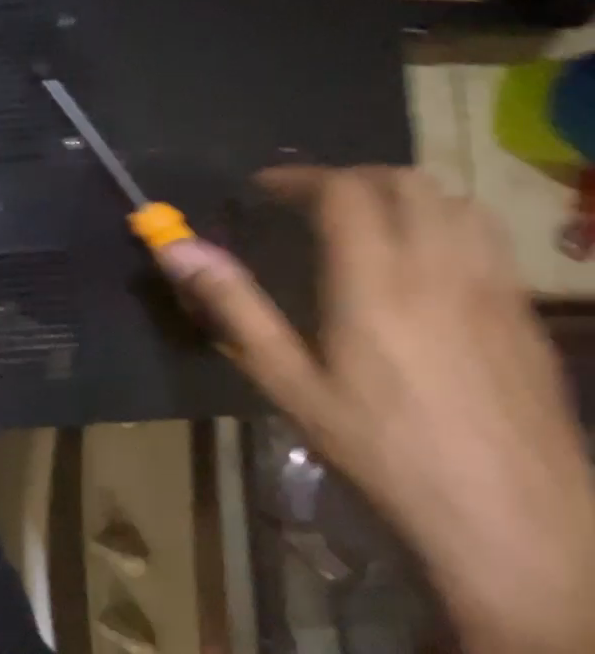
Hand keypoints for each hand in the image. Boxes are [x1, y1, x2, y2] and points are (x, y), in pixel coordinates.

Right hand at [156, 168, 594, 653]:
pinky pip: (487, 240)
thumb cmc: (382, 450)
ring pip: (456, 203)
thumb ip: (234, 306)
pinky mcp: (525, 317)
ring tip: (362, 222)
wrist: (515, 521)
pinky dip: (444, 224)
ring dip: (402, 194)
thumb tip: (175, 247)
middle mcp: (442, 271)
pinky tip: (420, 265)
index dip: (298, 178)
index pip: (345, 193)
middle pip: (406, 183)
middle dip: (350, 177)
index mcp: (377, 284)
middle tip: (306, 201)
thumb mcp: (289, 382)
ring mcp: (494, 291)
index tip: (262, 191)